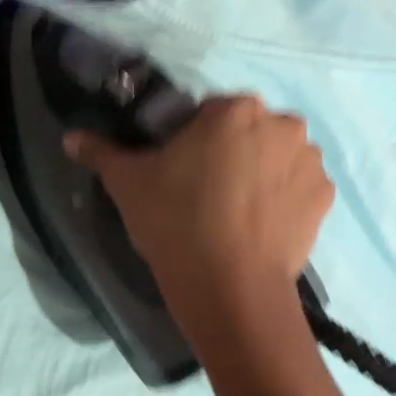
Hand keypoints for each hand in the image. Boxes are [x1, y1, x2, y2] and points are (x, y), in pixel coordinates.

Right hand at [65, 95, 333, 318]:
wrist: (228, 284)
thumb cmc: (174, 220)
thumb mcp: (125, 183)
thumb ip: (100, 152)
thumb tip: (71, 137)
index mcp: (234, 110)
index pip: (207, 112)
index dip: (187, 139)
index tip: (172, 169)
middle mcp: (282, 124)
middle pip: (246, 132)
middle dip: (226, 153)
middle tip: (196, 192)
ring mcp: (310, 161)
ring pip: (274, 158)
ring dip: (256, 174)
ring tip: (226, 214)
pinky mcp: (324, 198)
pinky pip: (295, 189)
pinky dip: (278, 201)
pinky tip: (251, 227)